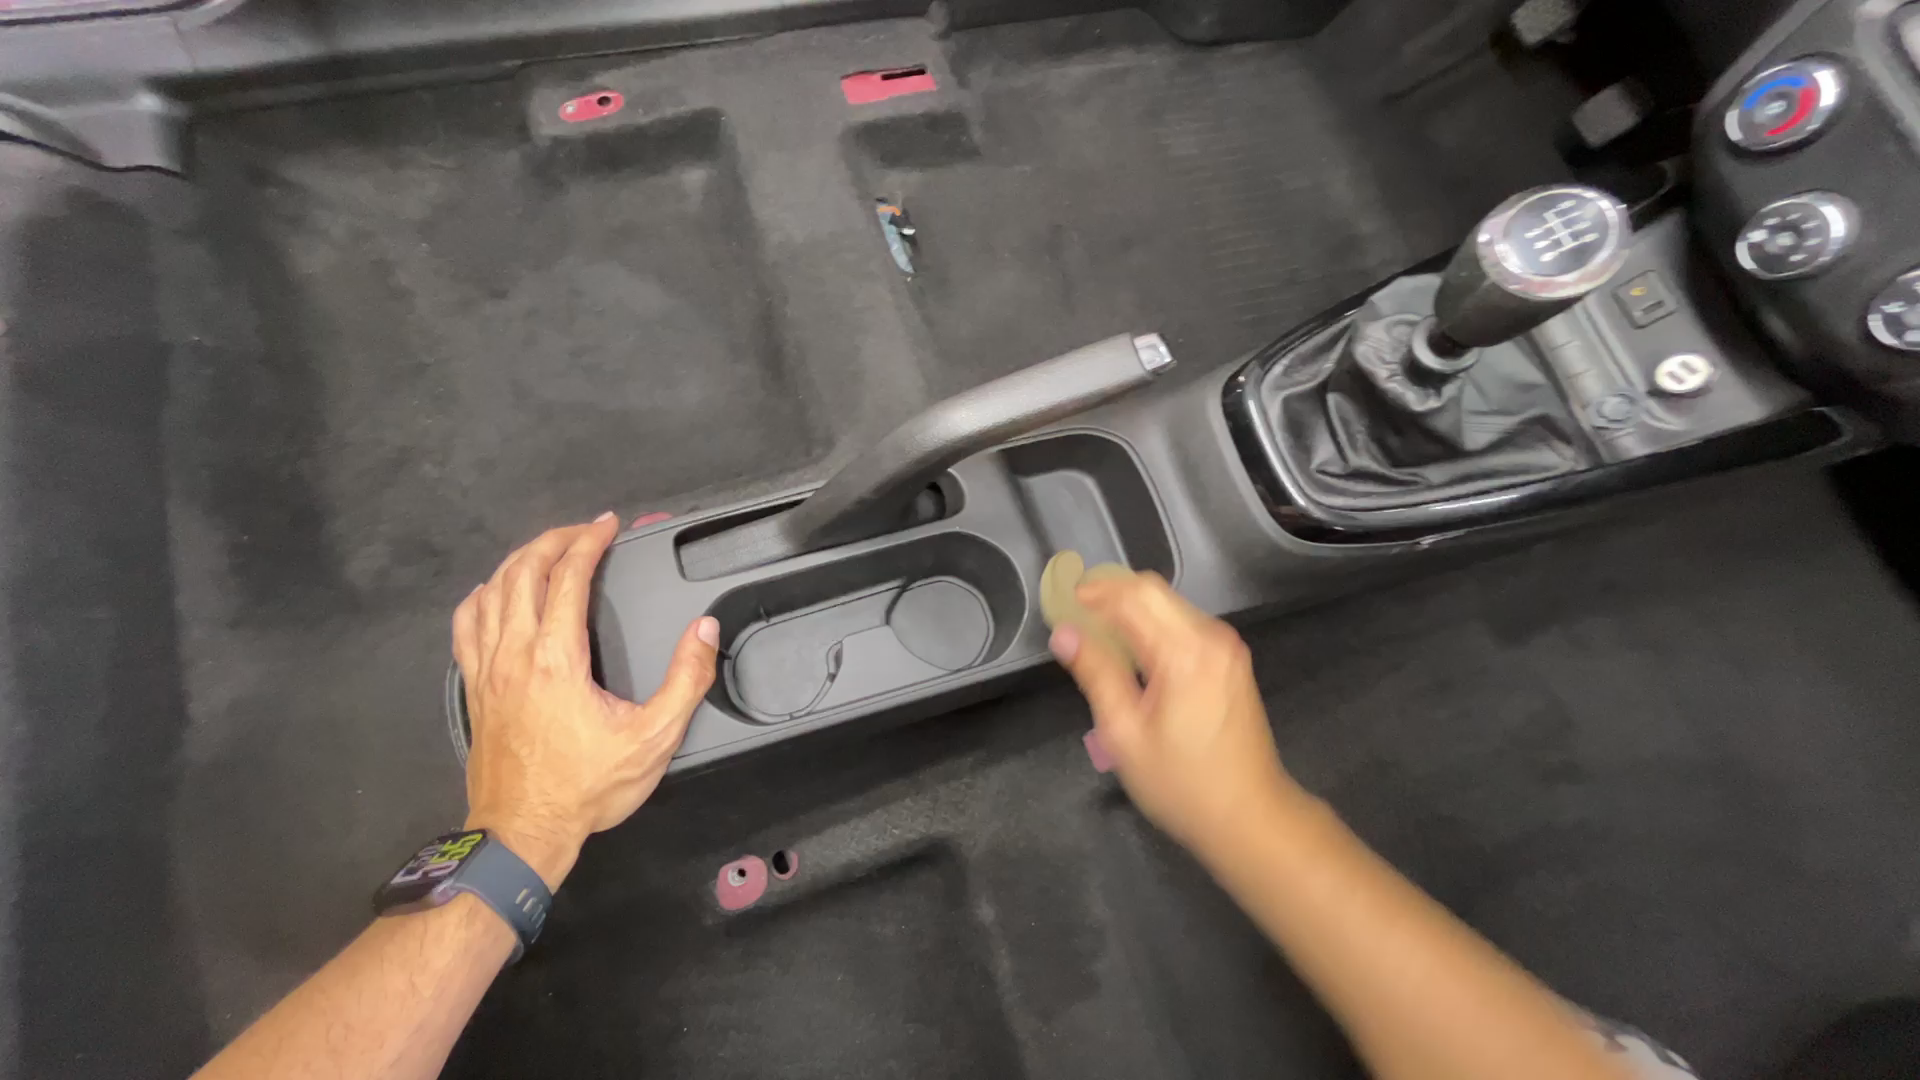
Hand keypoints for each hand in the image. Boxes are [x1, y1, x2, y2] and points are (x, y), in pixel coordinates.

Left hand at [452, 513, 719, 888]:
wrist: (523, 832)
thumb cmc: (589, 785)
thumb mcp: (655, 737)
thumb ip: (686, 678)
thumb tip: (704, 628)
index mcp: (558, 658)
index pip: (568, 577)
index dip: (589, 542)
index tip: (608, 524)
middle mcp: (516, 652)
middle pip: (523, 572)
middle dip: (554, 540)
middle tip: (583, 531)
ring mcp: (487, 669)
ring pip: (492, 591)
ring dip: (520, 560)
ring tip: (547, 552)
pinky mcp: (474, 687)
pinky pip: (467, 623)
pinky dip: (484, 595)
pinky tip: (498, 593)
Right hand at [1049, 572, 1300, 855]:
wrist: (1252, 818)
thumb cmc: (1182, 784)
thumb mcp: (1125, 734)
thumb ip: (1096, 674)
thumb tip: (1064, 633)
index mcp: (1184, 652)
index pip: (1134, 595)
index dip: (1094, 591)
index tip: (1063, 602)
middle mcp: (1211, 637)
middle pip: (1154, 591)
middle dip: (1111, 594)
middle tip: (1075, 614)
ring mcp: (1227, 647)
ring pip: (1170, 604)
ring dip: (1132, 608)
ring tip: (1096, 633)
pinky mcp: (1232, 660)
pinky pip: (1185, 623)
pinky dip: (1153, 624)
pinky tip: (1132, 650)